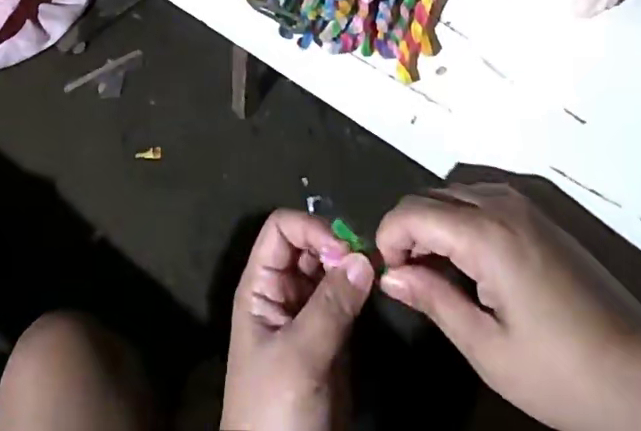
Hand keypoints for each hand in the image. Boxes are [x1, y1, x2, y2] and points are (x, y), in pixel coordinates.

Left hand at [222, 209, 374, 430]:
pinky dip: (361, 289)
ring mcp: (308, 315)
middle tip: (371, 258)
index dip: (310, 230)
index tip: (343, 251)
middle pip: (308, 245)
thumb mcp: (298, 356)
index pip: (281, 231)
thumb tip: (363, 257)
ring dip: (352, 264)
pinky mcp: (332, 338)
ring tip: (380, 269)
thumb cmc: (274, 409)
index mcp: (261, 286)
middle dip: (337, 243)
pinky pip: (346, 300)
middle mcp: (284, 292)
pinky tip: (378, 288)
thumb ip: (330, 306)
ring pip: (330, 270)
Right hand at [375, 185, 640, 429]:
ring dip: (434, 222)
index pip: (412, 212)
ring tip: (436, 272)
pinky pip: (481, 201)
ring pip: (455, 194)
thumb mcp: (488, 349)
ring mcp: (525, 207)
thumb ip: (433, 301)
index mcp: (487, 235)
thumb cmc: (564, 372)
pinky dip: (461, 221)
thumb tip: (390, 275)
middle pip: (430, 196)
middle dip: (408, 229)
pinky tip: (469, 264)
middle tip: (408, 278)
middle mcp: (502, 206)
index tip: (388, 275)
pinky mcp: (540, 218)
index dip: (388, 238)